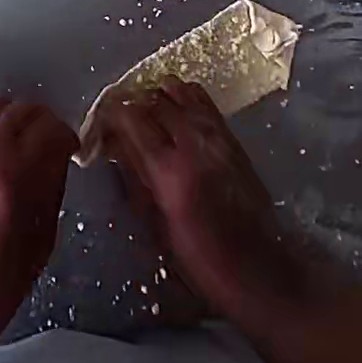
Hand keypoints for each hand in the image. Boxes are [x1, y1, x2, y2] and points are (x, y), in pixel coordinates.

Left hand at [0, 95, 76, 358]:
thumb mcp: (39, 245)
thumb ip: (52, 191)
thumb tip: (60, 158)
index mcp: (12, 178)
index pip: (51, 130)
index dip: (68, 136)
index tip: (74, 149)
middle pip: (25, 110)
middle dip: (47, 123)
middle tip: (56, 144)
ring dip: (20, 118)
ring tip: (29, 142)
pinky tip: (4, 149)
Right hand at [101, 78, 316, 329]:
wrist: (257, 268)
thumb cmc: (200, 257)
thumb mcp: (158, 224)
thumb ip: (137, 179)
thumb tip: (117, 147)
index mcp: (168, 171)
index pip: (134, 122)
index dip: (114, 113)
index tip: (104, 116)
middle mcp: (192, 145)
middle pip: (157, 102)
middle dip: (135, 101)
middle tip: (122, 110)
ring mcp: (216, 138)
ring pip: (183, 95)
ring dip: (161, 94)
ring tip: (148, 99)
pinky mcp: (233, 139)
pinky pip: (206, 104)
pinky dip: (188, 96)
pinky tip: (179, 98)